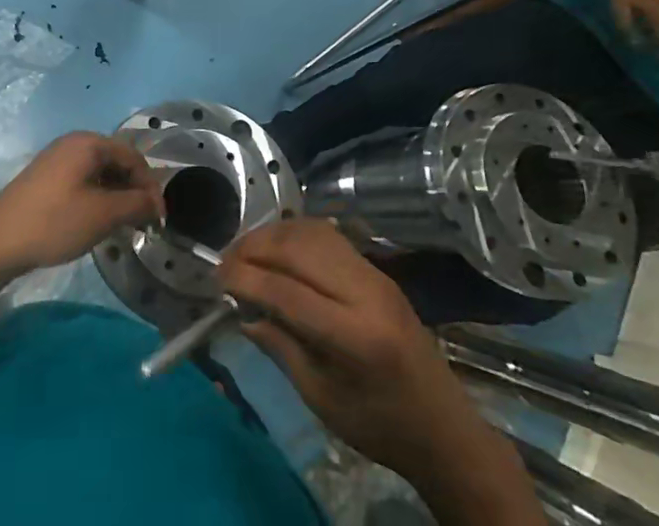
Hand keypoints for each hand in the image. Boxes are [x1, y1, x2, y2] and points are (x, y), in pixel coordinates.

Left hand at [0, 132, 163, 278]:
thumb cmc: (55, 222)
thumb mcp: (104, 214)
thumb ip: (137, 204)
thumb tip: (156, 202)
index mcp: (88, 142)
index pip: (134, 156)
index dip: (150, 185)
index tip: (159, 217)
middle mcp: (72, 143)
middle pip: (116, 161)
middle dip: (134, 190)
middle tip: (143, 221)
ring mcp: (56, 159)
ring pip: (99, 173)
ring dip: (116, 196)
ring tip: (123, 225)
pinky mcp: (45, 178)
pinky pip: (82, 181)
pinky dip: (97, 198)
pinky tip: (97, 221)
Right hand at [218, 219, 475, 483]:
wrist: (443, 426)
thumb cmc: (379, 425)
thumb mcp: (321, 398)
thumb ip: (280, 347)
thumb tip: (244, 311)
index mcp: (355, 336)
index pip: (287, 290)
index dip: (246, 278)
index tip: (216, 279)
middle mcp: (367, 293)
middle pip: (299, 248)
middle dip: (254, 247)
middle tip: (225, 263)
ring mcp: (376, 276)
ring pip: (313, 233)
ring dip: (273, 235)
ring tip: (245, 252)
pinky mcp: (378, 270)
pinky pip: (329, 237)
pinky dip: (295, 234)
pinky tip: (276, 249)